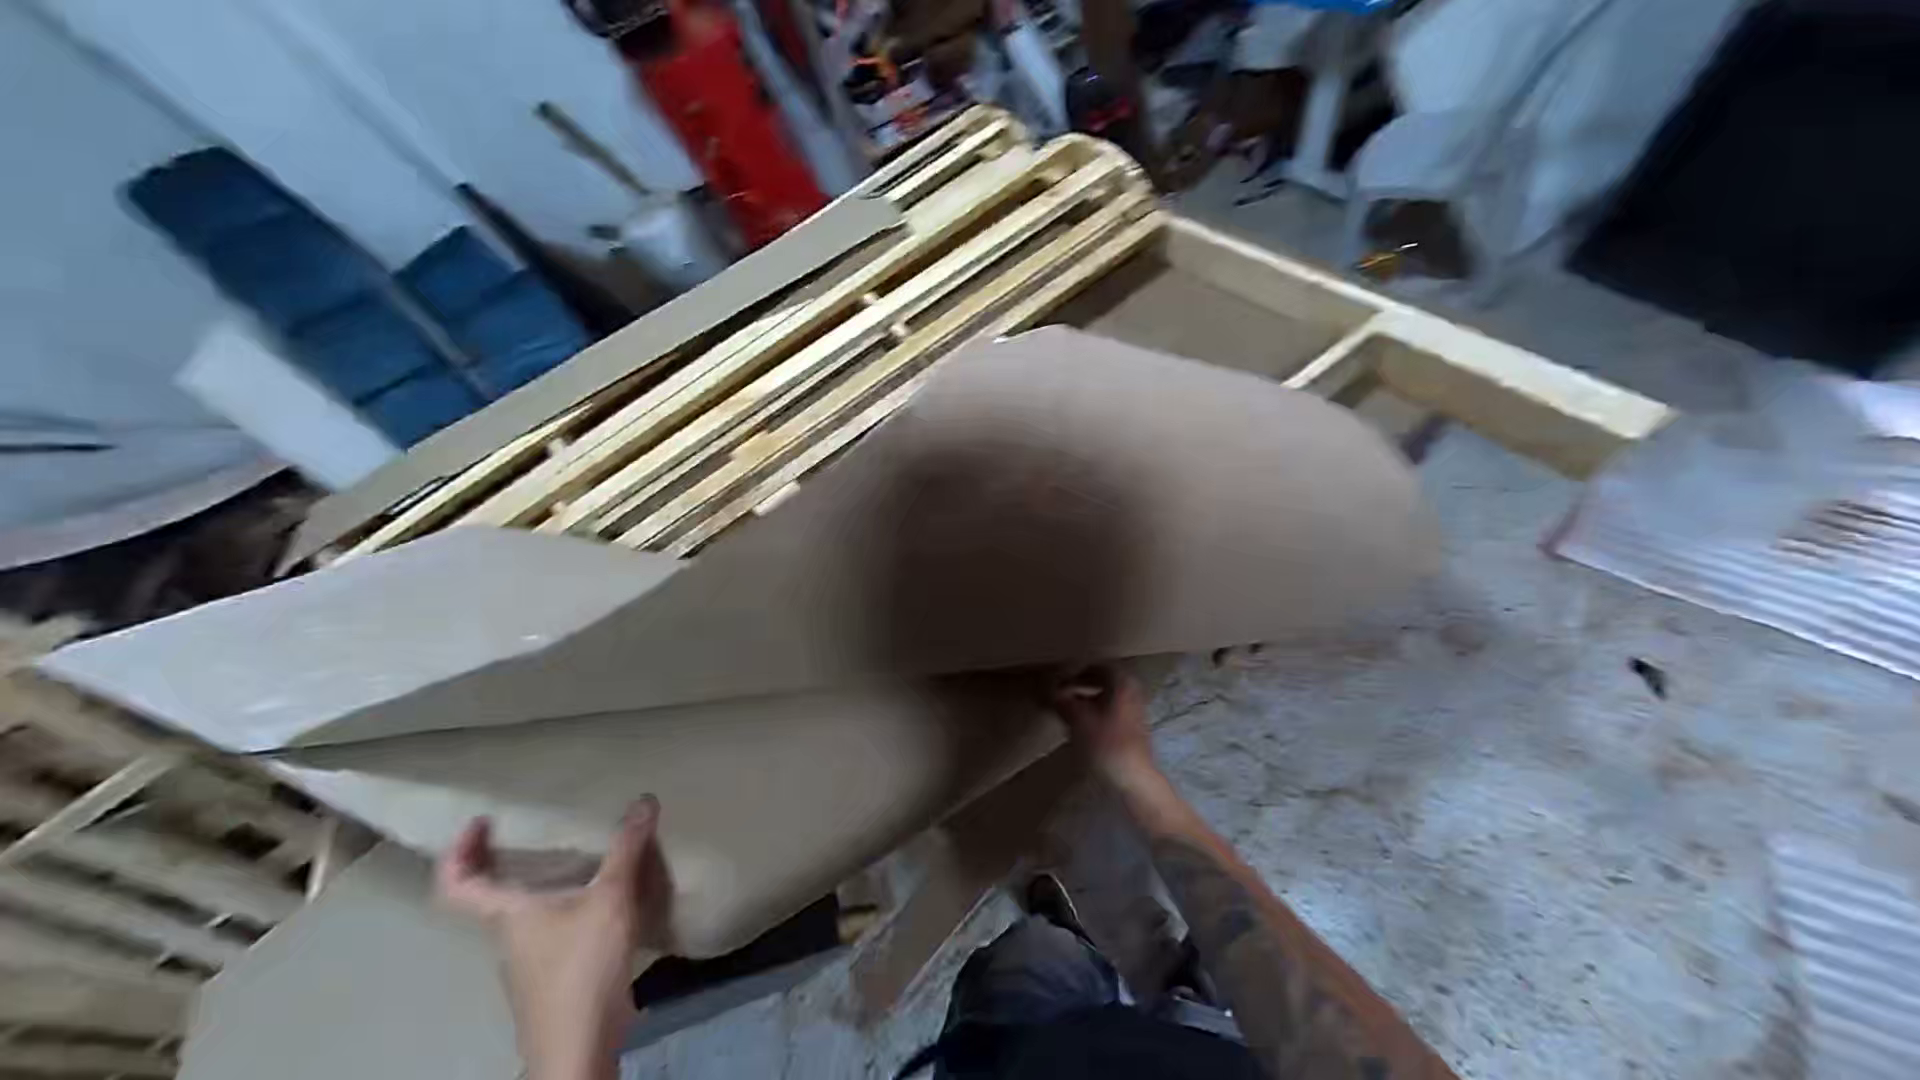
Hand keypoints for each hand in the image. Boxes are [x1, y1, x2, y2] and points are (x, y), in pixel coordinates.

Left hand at [436, 797, 668, 1079]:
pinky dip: (570, 905)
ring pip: (526, 912)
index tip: (480, 821)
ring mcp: (530, 961)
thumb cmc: (582, 967)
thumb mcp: (610, 898)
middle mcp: (509, 936)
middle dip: (507, 860)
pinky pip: (554, 928)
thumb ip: (626, 849)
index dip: (459, 851)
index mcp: (507, 915)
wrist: (580, 1047)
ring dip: (545, 883)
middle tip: (534, 829)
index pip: (457, 884)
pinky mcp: (555, 976)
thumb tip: (644, 798)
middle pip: (492, 895)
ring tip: (581, 858)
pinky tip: (604, 901)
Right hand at [1052, 665, 1158, 787]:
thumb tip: (1045, 688)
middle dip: (1078, 682)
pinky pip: (1109, 708)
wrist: (1133, 779)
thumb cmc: (1105, 743)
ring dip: (1085, 696)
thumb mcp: (1076, 718)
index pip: (1093, 663)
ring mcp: (1134, 708)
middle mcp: (1131, 689)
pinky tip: (1079, 722)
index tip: (1056, 676)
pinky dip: (1093, 709)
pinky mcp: (1132, 726)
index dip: (1073, 668)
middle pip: (1100, 677)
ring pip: (1105, 694)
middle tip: (1058, 688)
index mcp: (1121, 680)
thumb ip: (1059, 699)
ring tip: (1065, 705)